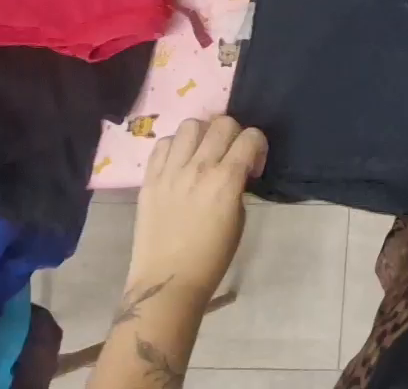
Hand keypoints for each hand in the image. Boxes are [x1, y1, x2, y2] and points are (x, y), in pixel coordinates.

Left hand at [126, 116, 268, 298]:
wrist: (167, 283)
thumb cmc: (211, 258)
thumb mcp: (238, 219)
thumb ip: (237, 185)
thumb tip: (236, 170)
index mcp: (226, 180)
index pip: (251, 136)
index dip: (258, 145)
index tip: (253, 164)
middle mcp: (199, 168)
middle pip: (222, 123)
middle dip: (234, 134)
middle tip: (230, 154)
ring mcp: (170, 172)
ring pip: (190, 124)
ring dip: (203, 134)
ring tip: (202, 153)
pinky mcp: (149, 180)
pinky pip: (163, 144)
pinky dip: (176, 146)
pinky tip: (179, 162)